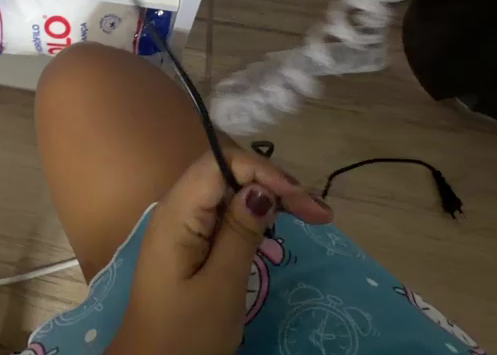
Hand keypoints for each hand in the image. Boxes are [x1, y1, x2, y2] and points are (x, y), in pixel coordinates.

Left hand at [110, 149, 330, 354]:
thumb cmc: (186, 333)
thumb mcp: (222, 286)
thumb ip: (241, 234)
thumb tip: (262, 190)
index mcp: (178, 211)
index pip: (219, 163)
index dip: (263, 171)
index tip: (304, 199)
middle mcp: (176, 207)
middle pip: (225, 174)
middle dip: (271, 184)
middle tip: (319, 213)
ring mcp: (181, 224)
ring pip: (226, 193)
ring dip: (265, 199)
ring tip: (309, 216)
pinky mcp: (188, 242)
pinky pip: (221, 215)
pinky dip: (251, 217)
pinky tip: (276, 226)